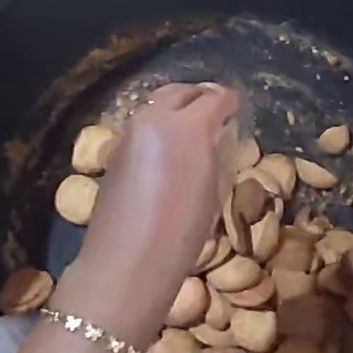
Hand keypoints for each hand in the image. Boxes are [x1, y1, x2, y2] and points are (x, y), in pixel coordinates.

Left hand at [57, 83, 238, 342]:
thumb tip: (215, 140)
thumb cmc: (183, 230)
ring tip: (193, 128)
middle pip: (182, 92)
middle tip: (216, 110)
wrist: (128, 260)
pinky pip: (143, 127)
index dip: (230, 101)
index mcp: (187, 126)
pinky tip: (168, 149)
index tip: (238, 108)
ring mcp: (130, 133)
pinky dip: (160, 128)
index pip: (215, 98)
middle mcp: (155, 119)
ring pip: (158, 106)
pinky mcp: (115, 152)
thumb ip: (214, 154)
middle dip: (202, 96)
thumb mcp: (213, 189)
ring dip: (178, 109)